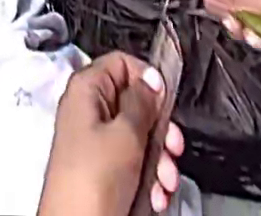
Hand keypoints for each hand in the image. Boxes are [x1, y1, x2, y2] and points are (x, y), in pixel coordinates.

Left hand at [39, 52, 185, 215]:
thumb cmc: (95, 178)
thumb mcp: (126, 134)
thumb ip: (143, 103)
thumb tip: (153, 77)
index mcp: (87, 88)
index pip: (122, 63)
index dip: (147, 78)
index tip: (166, 103)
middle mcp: (89, 108)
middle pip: (135, 103)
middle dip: (160, 129)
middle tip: (172, 148)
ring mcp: (95, 139)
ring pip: (139, 136)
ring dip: (159, 160)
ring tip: (164, 182)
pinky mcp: (102, 168)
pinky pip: (133, 162)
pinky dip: (149, 178)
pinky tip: (155, 196)